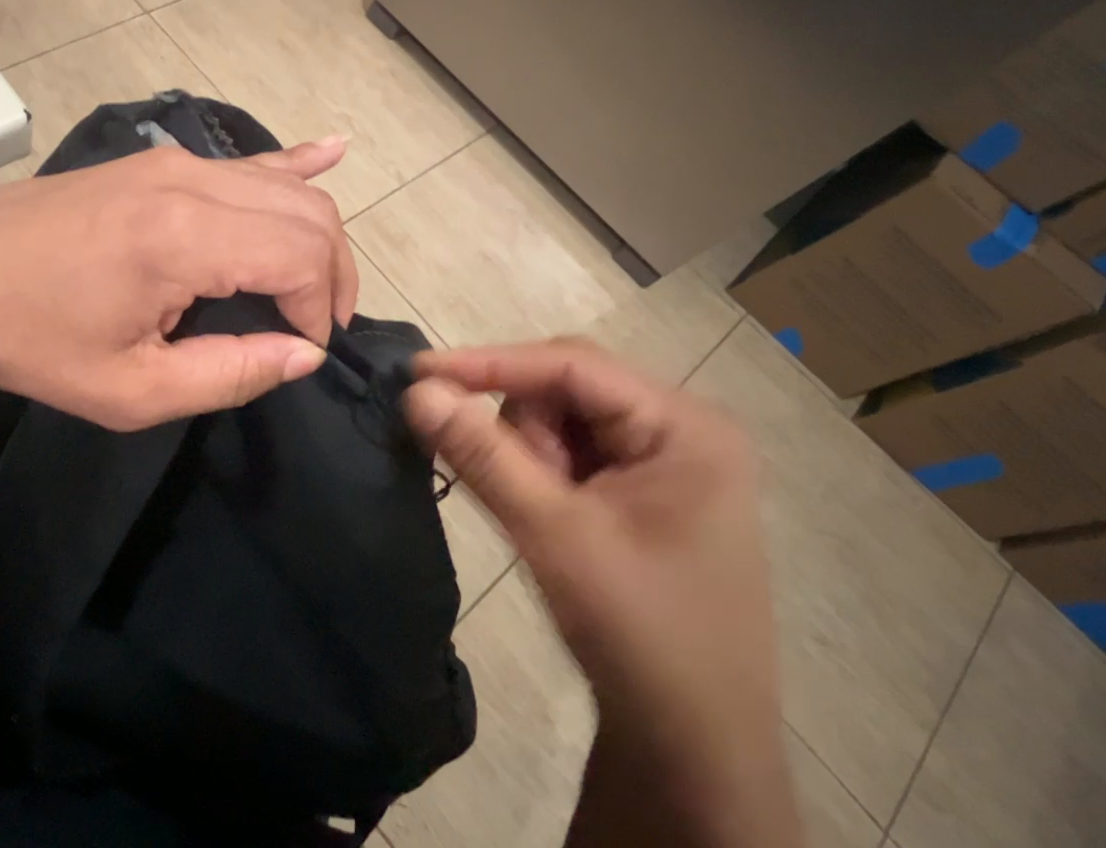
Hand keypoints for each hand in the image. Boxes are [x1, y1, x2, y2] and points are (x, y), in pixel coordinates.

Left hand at [0, 139, 357, 430]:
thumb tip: (303, 354)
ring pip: (281, 185)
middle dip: (330, 274)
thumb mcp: (131, 390)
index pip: (303, 257)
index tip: (299, 354)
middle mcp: (187, 183)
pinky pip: (241, 160)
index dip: (319, 312)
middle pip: (307, 213)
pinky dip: (292, 165)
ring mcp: (169, 163)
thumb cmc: (32, 345)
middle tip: (315, 328)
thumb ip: (230, 373)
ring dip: (313, 236)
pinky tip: (332, 152)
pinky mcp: (152, 163)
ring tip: (310, 291)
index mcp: (183, 238)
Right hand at [403, 340, 779, 758]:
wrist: (692, 741)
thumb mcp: (553, 533)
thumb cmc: (638, 630)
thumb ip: (482, 454)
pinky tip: (545, 521)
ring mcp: (667, 465)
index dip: (488, 363)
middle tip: (510, 491)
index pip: (572, 364)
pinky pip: (574, 460)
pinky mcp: (645, 497)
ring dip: (529, 460)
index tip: (413, 372)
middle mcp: (682, 431)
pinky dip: (541, 480)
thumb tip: (415, 391)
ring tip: (541, 523)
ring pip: (564, 426)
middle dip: (520, 430)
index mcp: (685, 427)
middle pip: (568, 391)